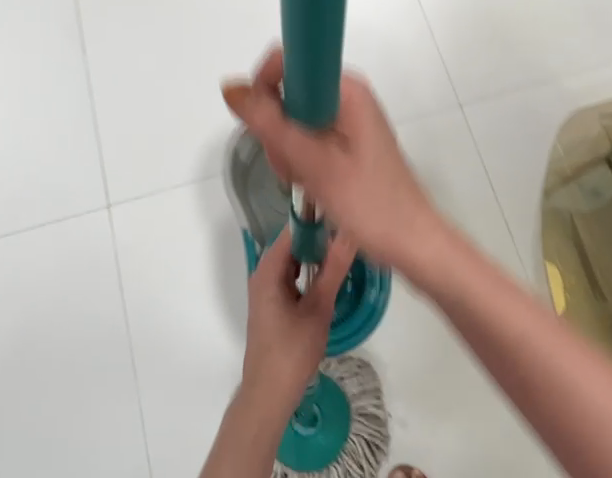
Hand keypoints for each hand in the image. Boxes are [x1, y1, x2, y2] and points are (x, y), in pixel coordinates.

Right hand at [223, 47, 446, 275]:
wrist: (410, 243)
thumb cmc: (368, 203)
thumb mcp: (313, 163)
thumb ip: (270, 124)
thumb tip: (231, 86)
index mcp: (346, 89)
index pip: (289, 61)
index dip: (266, 86)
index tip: (262, 126)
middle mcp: (346, 95)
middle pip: (288, 92)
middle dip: (276, 129)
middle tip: (292, 166)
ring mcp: (347, 119)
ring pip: (293, 118)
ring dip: (286, 150)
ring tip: (304, 181)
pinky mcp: (346, 141)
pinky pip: (306, 137)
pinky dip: (299, 159)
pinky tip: (309, 183)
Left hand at [242, 227, 357, 413]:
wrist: (269, 393)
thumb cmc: (292, 349)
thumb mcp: (318, 307)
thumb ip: (334, 269)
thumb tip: (349, 235)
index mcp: (268, 270)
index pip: (292, 232)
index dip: (316, 223)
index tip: (342, 219)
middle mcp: (262, 274)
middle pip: (291, 246)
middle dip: (318, 241)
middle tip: (348, 239)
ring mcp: (265, 290)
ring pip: (292, 263)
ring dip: (314, 260)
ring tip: (343, 257)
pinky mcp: (271, 305)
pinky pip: (290, 279)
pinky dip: (307, 276)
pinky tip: (328, 282)